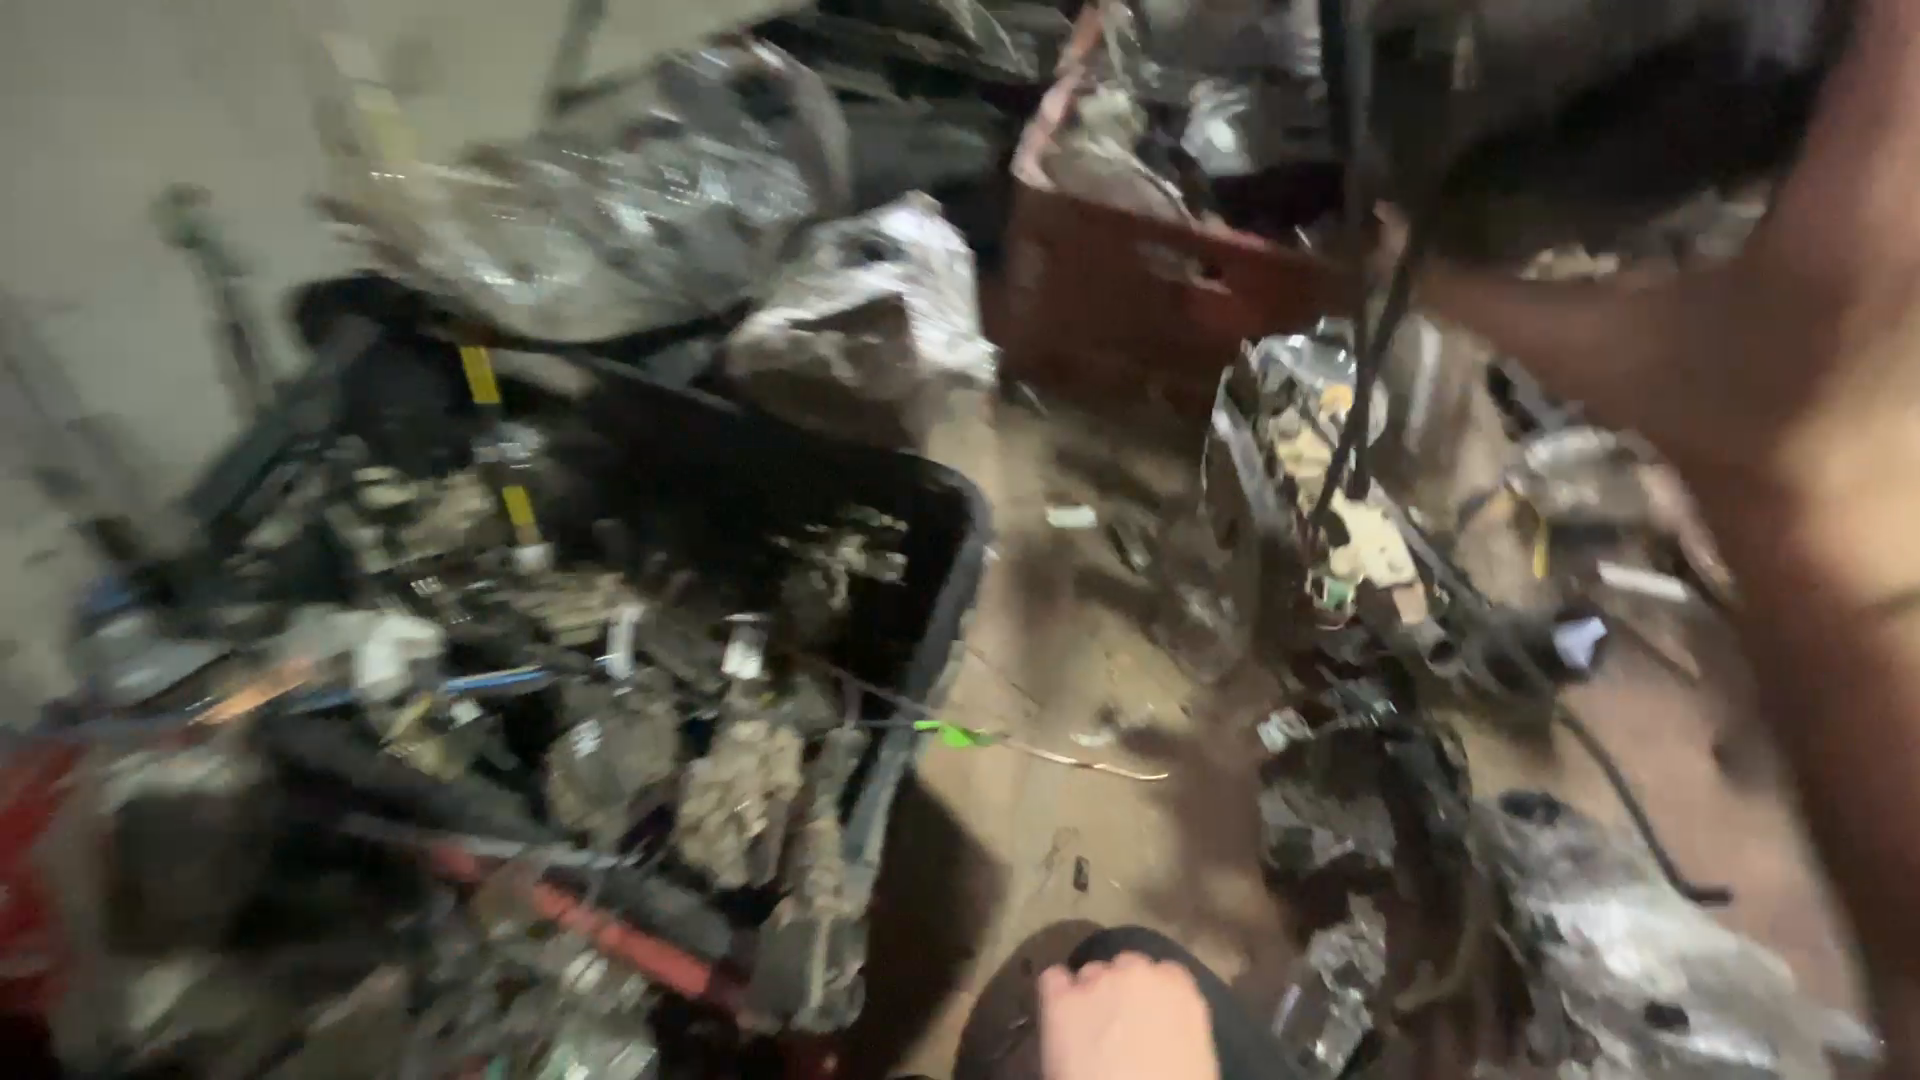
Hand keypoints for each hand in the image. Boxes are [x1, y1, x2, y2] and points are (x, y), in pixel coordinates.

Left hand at [1037, 954, 1218, 1079]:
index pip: (1167, 973)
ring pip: (1091, 974)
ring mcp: (1096, 980)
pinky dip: (1056, 994)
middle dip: (1122, 991)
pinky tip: (1061, 1018)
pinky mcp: (1061, 999)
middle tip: (1120, 1029)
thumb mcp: (1198, 1063)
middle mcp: (1137, 972)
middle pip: (1126, 966)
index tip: (1150, 1018)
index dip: (1155, 996)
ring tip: (1088, 1032)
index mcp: (1179, 989)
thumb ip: (1182, 1029)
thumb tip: (1165, 1033)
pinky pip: (1054, 980)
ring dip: (1091, 996)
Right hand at [1405, 4, 1919, 501]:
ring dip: (1842, 35)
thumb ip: (1477, 292)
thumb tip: (1378, 238)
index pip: (1888, 18)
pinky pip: (1899, 90)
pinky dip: (1856, 63)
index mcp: (1856, 190)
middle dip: (1815, 12)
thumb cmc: (1702, 415)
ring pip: (1900, 54)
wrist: (1826, 478)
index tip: (1702, 1)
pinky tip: (1785, 76)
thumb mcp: (1577, 350)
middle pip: (1890, 25)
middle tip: (1707, 19)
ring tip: (1732, 33)